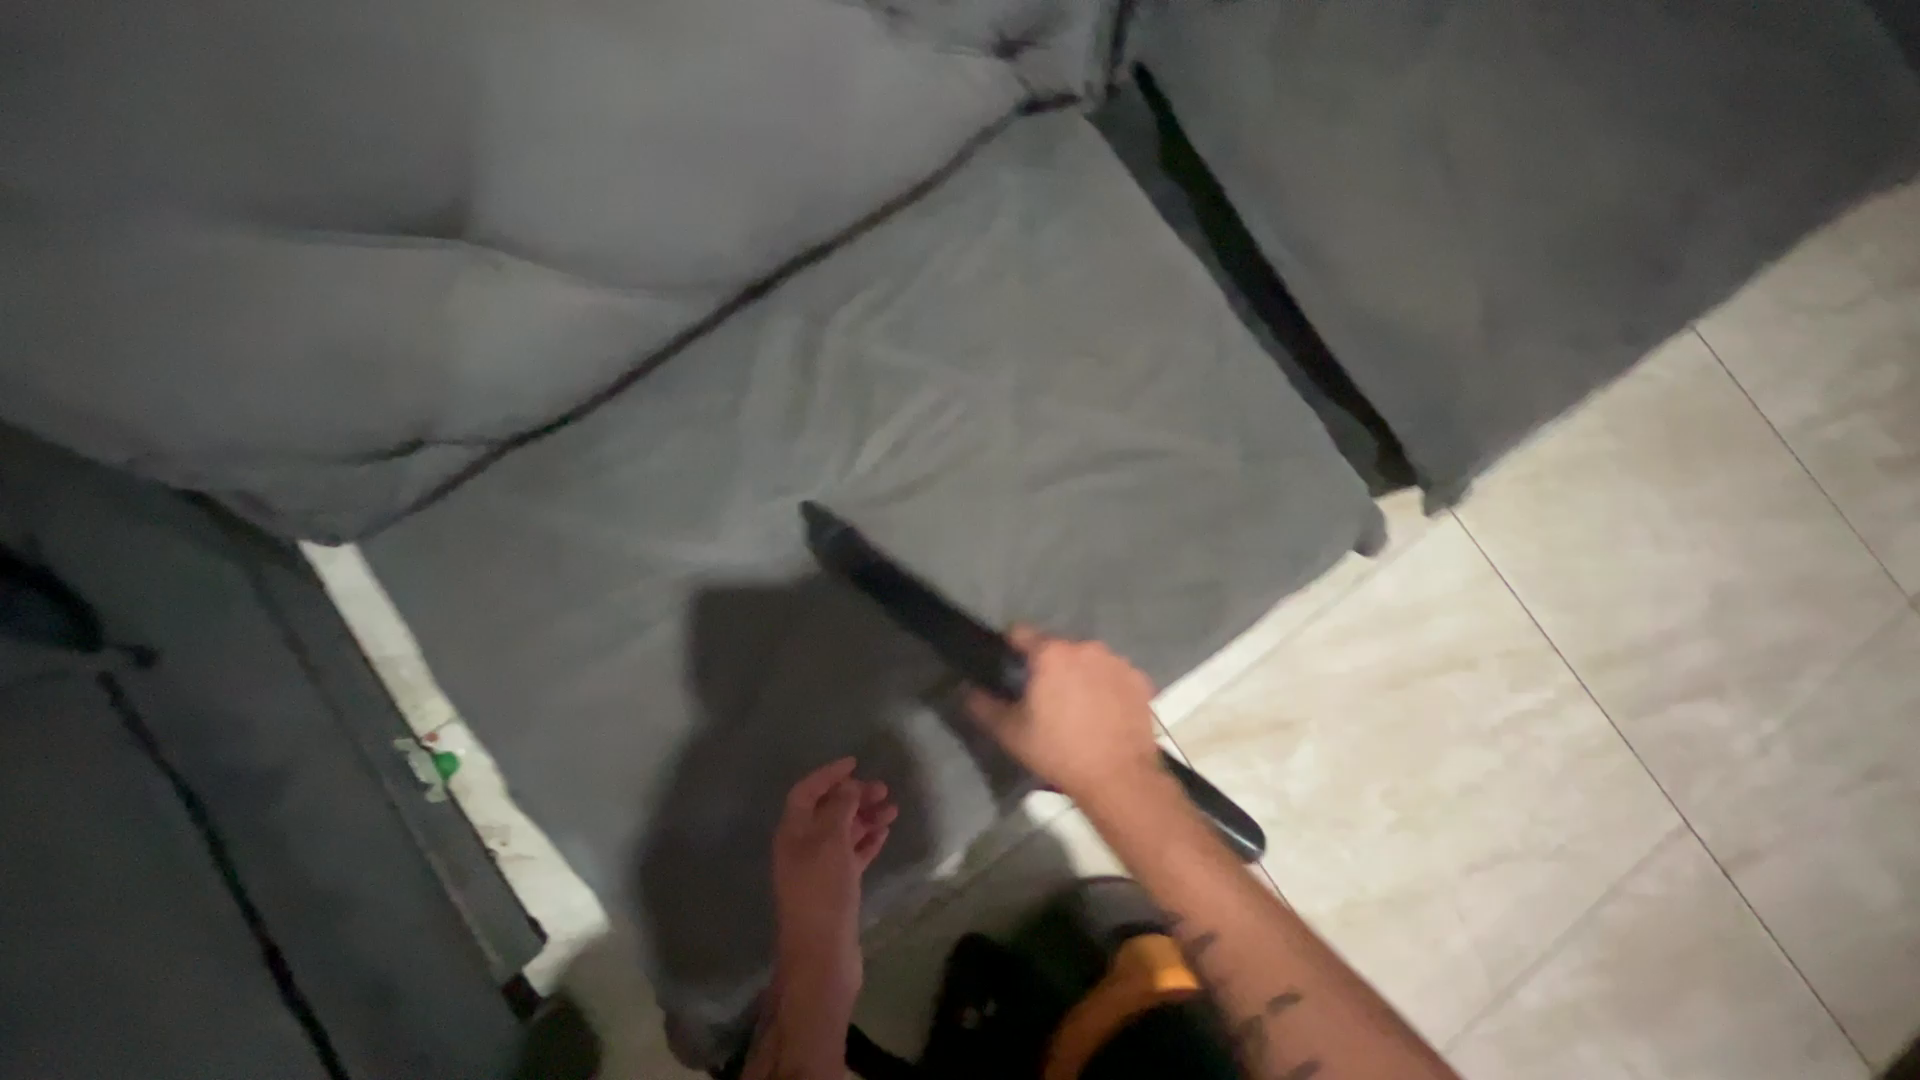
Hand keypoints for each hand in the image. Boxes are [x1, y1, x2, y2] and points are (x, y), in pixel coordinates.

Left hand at [770, 757, 896, 1004]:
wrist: (822, 956)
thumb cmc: (822, 892)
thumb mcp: (830, 842)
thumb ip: (839, 808)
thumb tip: (848, 786)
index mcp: (792, 833)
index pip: (806, 792)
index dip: (828, 774)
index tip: (855, 762)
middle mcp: (802, 847)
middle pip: (827, 811)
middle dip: (854, 796)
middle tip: (883, 789)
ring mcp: (818, 870)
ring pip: (843, 833)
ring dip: (865, 817)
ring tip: (892, 809)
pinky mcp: (836, 889)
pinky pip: (851, 855)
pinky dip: (867, 841)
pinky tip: (884, 833)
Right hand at [965, 626, 1162, 803]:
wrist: (1118, 777)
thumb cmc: (1058, 751)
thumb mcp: (1010, 733)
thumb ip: (982, 706)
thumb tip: (966, 689)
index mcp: (1051, 653)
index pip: (1020, 633)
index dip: (1010, 647)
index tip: (1008, 667)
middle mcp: (1086, 647)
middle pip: (1057, 648)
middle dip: (1048, 665)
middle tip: (1044, 697)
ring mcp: (1117, 661)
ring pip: (1088, 659)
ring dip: (1079, 674)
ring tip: (1077, 707)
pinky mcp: (1140, 679)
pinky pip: (1114, 675)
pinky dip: (1107, 687)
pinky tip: (1104, 713)